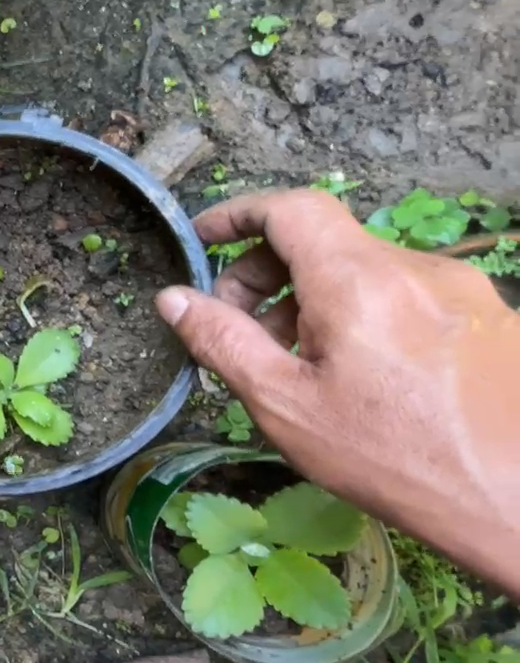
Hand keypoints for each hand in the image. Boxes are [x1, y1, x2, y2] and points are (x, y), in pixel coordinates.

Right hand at [154, 189, 519, 595]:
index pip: (293, 210)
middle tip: (232, 327)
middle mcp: (419, 272)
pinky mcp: (488, 321)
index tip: (201, 238)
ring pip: (360, 271)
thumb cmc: (388, 453)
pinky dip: (351, 313)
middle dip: (261, 272)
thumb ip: (221, 339)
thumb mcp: (280, 400)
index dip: (238, 213)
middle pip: (322, 242)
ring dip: (303, 298)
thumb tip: (173, 298)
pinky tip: (344, 370)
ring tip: (285, 359)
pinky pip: (401, 295)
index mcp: (360, 282)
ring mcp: (464, 294)